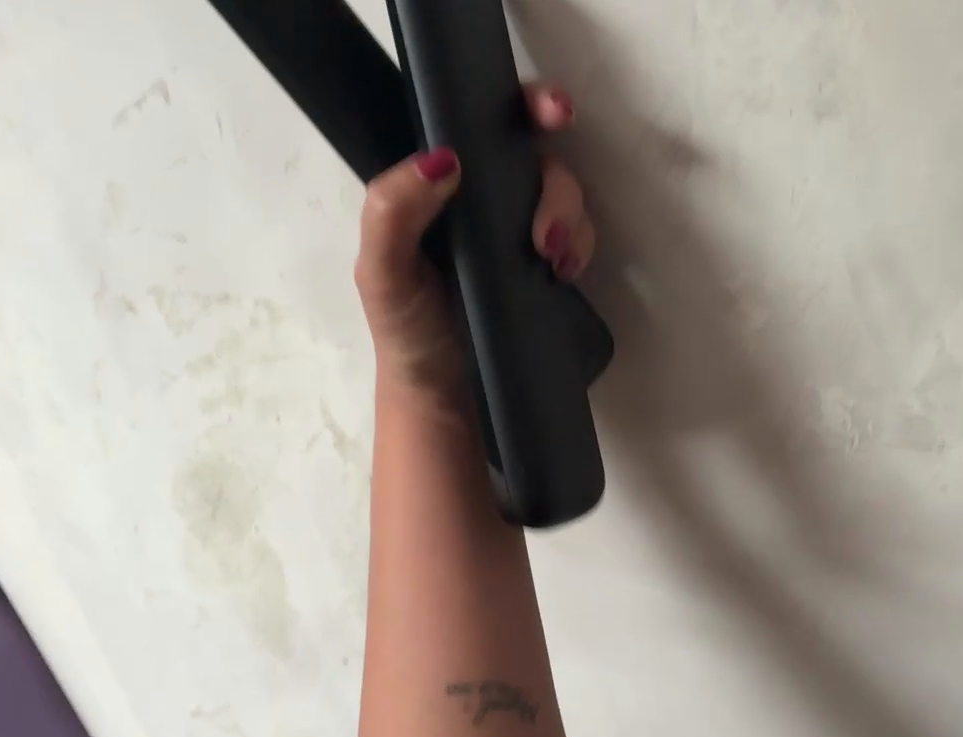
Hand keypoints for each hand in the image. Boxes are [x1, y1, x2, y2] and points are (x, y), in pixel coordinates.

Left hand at [355, 82, 595, 393]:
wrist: (451, 402)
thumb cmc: (410, 337)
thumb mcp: (382, 274)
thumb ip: (394, 210)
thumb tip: (445, 160)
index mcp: (437, 192)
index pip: (481, 128)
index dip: (523, 109)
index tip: (554, 114)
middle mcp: (481, 206)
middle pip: (537, 163)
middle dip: (556, 191)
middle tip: (545, 240)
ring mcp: (516, 238)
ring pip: (565, 201)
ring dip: (571, 225)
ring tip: (553, 265)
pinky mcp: (543, 271)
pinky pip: (577, 241)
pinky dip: (579, 250)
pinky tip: (564, 274)